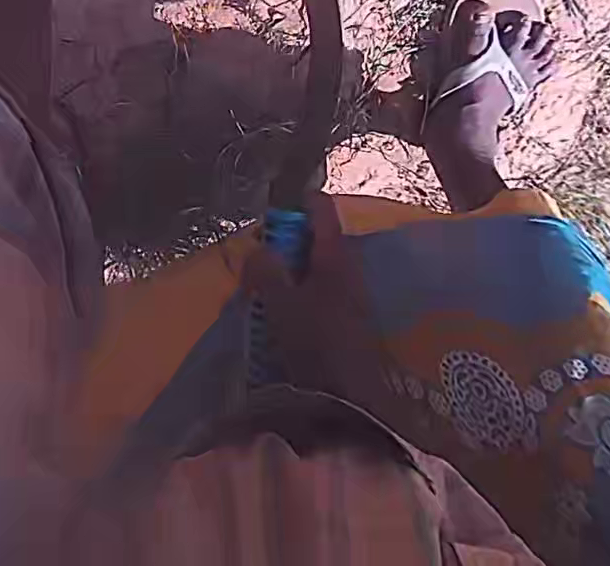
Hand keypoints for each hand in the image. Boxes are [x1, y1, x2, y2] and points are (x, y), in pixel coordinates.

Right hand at [242, 193, 395, 405]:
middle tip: (258, 263)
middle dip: (284, 245)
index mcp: (335, 257)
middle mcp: (349, 270)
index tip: (270, 215)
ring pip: (315, 268)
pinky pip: (319, 293)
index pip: (321, 210)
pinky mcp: (349, 322)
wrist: (352, 406)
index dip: (296, 204)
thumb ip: (265, 269)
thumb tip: (258, 248)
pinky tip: (281, 317)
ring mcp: (352, 297)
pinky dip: (298, 295)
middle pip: (315, 240)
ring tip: (262, 293)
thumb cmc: (315, 344)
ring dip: (289, 273)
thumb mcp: (279, 303)